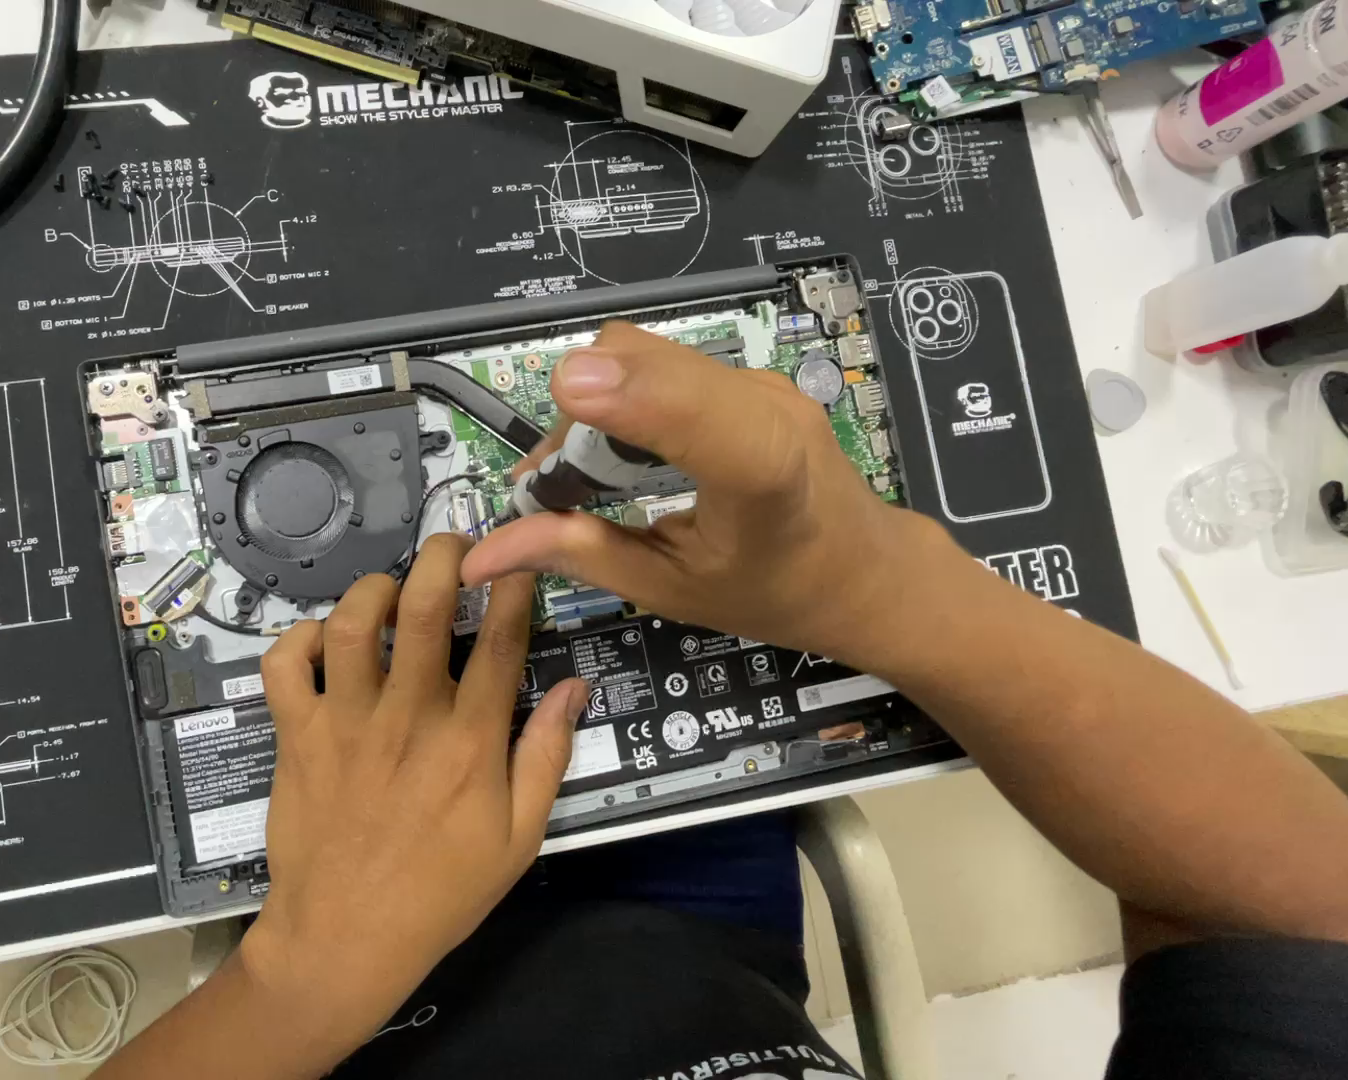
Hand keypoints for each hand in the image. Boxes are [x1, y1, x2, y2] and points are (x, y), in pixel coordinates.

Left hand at [238, 534, 589, 1052]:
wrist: (344, 942)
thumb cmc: (440, 892)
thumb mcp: (518, 838)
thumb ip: (547, 757)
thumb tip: (573, 688)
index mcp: (469, 742)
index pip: (498, 642)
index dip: (512, 590)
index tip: (516, 561)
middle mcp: (407, 717)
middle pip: (423, 609)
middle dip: (442, 558)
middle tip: (453, 546)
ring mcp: (344, 722)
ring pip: (349, 624)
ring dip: (371, 590)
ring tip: (389, 589)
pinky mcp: (296, 735)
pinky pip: (284, 665)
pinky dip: (298, 639)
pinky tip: (321, 641)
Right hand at [462, 321, 953, 664]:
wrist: (865, 569)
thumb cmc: (776, 593)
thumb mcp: (672, 590)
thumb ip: (582, 556)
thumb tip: (483, 554)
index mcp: (763, 470)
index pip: (699, 412)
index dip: (633, 393)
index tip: (564, 395)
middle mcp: (762, 405)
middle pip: (637, 363)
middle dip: (573, 419)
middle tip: (547, 492)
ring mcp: (754, 381)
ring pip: (638, 358)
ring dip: (587, 412)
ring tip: (573, 482)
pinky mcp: (742, 380)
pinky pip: (657, 368)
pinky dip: (613, 405)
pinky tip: (609, 460)